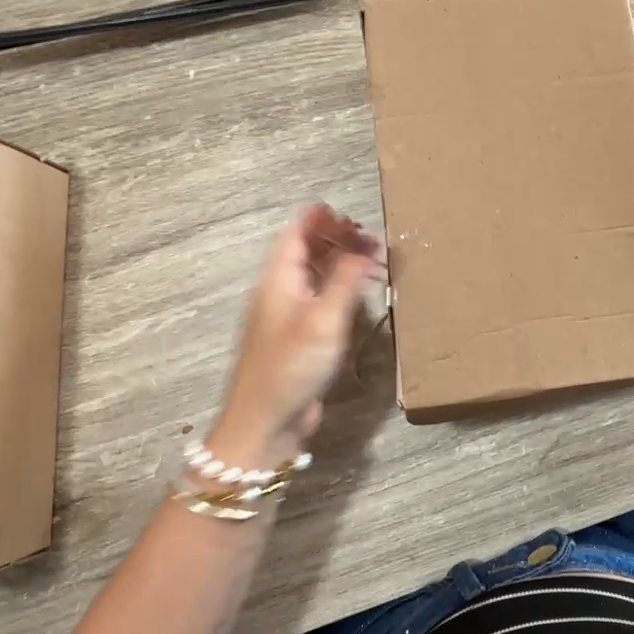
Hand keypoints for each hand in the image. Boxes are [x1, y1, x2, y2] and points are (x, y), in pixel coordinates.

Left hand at [208, 205, 381, 464]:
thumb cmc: (291, 367)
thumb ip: (345, 280)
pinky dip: (337, 287)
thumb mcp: (323, 320)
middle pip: (302, 251)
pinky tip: (357, 295)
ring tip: (369, 258)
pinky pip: (317, 299)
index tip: (345, 210)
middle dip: (332, 237)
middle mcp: (279, 292)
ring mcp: (286, 316)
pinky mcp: (296, 338)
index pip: (294, 234)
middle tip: (367, 234)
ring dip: (336, 261)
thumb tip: (364, 246)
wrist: (265, 422)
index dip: (316, 218)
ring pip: (311, 275)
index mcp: (278, 279)